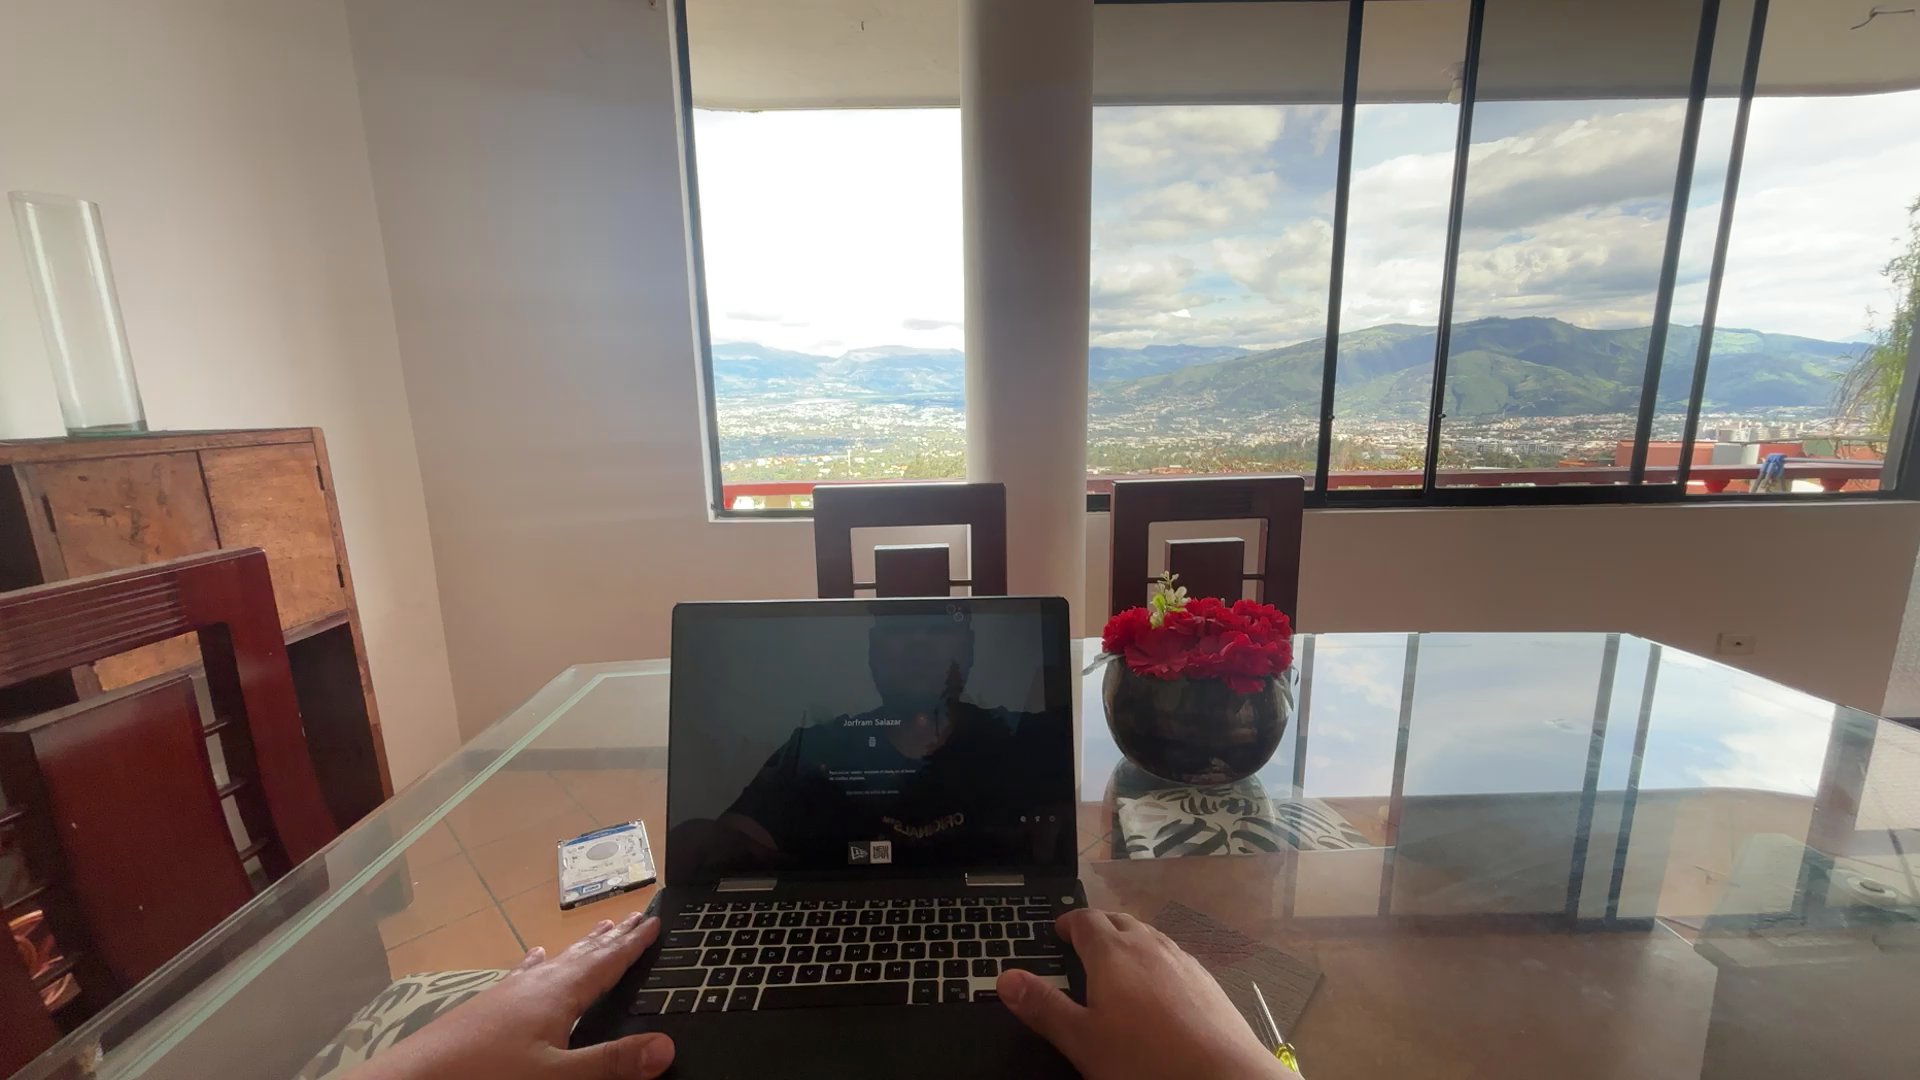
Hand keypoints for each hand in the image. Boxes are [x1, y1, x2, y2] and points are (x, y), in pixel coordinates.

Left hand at [343, 911, 673, 1079]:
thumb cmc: (488, 1079)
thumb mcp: (555, 1078)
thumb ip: (610, 1063)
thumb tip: (667, 1046)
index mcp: (563, 994)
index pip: (609, 962)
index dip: (635, 943)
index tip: (656, 919)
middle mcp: (541, 983)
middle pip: (587, 953)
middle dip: (614, 937)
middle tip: (636, 914)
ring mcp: (511, 992)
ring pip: (559, 960)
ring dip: (584, 945)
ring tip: (601, 927)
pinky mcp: (486, 1005)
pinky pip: (523, 973)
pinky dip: (537, 962)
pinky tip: (536, 956)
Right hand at [996, 908, 1296, 1079]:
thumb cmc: (1145, 1063)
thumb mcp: (1084, 1042)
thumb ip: (1043, 1007)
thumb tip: (1006, 977)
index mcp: (1112, 952)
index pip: (1084, 919)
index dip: (1068, 922)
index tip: (1058, 931)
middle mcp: (1147, 943)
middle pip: (1116, 919)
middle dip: (1098, 927)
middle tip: (1083, 945)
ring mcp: (1180, 958)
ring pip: (1147, 934)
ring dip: (1128, 940)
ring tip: (1118, 962)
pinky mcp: (1206, 979)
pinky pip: (1172, 955)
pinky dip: (1156, 960)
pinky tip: (1159, 987)